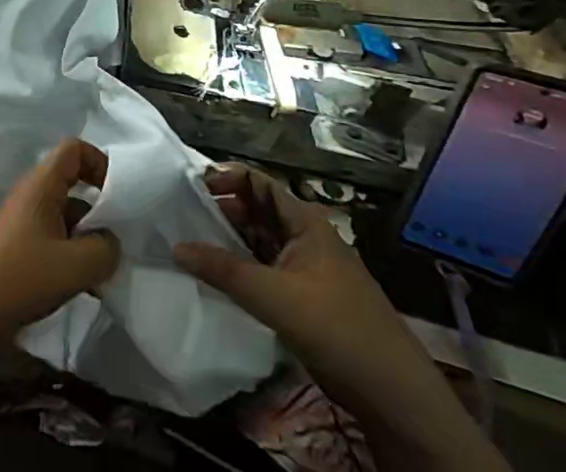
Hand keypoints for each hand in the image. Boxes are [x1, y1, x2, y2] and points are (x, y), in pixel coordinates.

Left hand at [0, 139, 121, 348]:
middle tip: (117, 239)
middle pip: (75, 184)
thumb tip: (110, 242)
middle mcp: (33, 195)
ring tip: (104, 272)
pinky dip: (75, 255)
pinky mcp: (23, 245)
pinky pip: (58, 238)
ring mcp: (26, 220)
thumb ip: (107, 248)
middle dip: (101, 209)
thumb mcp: (77, 265)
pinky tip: (87, 287)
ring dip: (90, 238)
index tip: (117, 195)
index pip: (74, 149)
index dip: (99, 162)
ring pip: (69, 215)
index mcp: (42, 186)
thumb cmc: (22, 277)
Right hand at [174, 164, 382, 358]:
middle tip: (180, 215)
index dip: (226, 177)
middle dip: (222, 209)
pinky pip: (263, 270)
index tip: (190, 185)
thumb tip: (177, 246)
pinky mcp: (301, 296)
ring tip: (189, 241)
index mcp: (304, 222)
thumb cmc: (334, 325)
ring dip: (228, 240)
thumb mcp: (273, 295)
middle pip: (257, 210)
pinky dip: (239, 268)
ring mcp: (304, 268)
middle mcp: (304, 236)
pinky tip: (214, 276)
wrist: (388, 387)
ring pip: (259, 242)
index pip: (259, 183)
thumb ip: (223, 269)